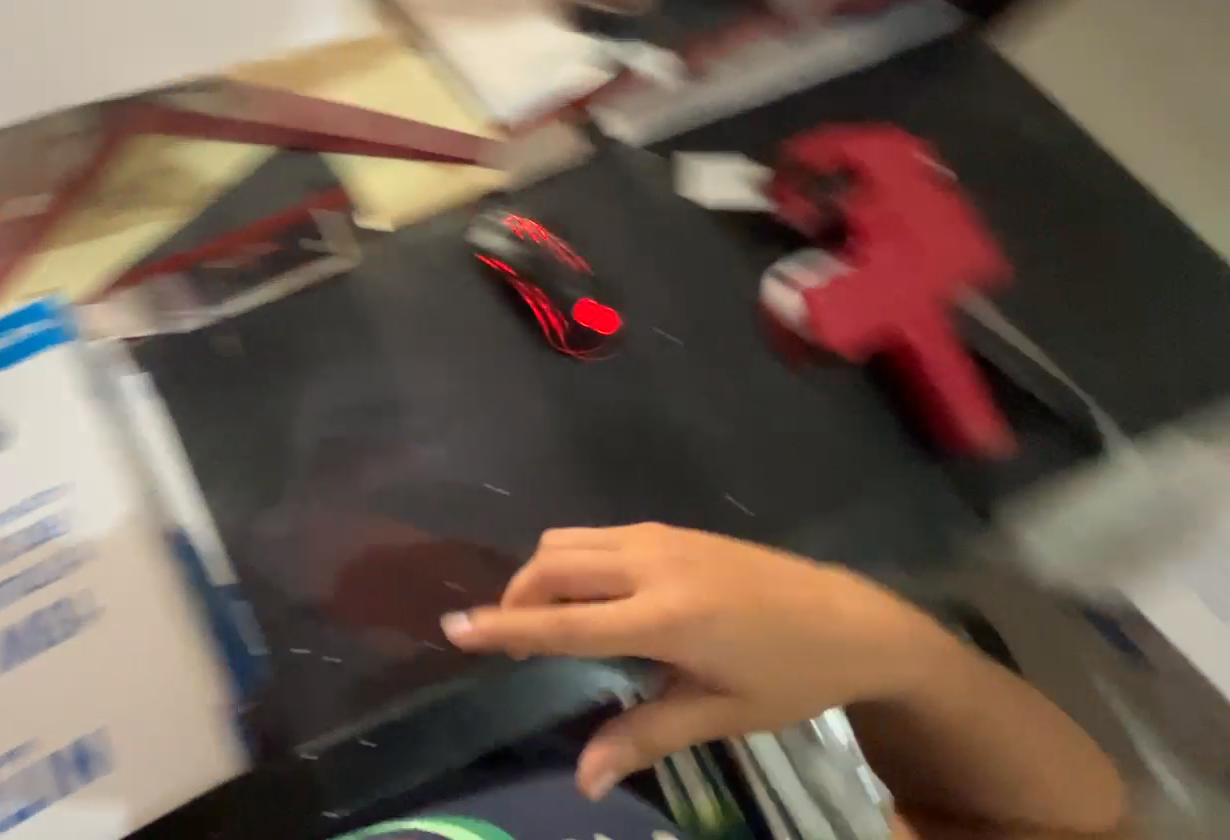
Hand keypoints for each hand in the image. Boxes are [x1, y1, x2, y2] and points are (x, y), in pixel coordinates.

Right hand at [441, 524, 952, 800]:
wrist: (853, 617)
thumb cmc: (790, 677)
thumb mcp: (721, 713)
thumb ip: (645, 736)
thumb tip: (583, 780)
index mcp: (666, 619)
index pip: (564, 622)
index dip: (504, 626)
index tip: (455, 627)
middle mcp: (648, 565)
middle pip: (550, 567)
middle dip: (517, 598)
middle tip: (515, 642)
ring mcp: (654, 538)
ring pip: (564, 543)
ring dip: (538, 576)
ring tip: (547, 619)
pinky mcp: (662, 528)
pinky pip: (590, 536)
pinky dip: (567, 562)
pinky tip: (590, 596)